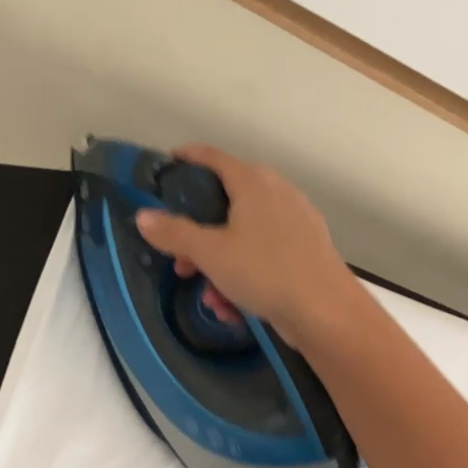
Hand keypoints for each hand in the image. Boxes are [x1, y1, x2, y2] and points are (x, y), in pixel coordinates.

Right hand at [134, 144, 361, 348]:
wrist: (324, 309)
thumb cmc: (264, 271)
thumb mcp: (210, 253)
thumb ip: (174, 233)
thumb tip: (144, 216)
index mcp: (252, 181)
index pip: (212, 157)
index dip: (185, 160)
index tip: (165, 171)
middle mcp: (276, 192)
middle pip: (225, 205)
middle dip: (198, 239)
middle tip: (181, 265)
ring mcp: (294, 221)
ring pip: (243, 238)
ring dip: (219, 268)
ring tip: (212, 299)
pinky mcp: (305, 251)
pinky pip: (263, 257)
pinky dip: (244, 277)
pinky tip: (236, 308)